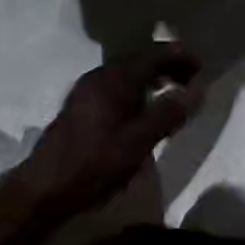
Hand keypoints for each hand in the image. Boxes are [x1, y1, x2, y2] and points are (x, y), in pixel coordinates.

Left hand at [0, 44, 201, 229]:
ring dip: (152, 78)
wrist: (42, 190)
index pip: (155, 54)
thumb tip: (196, 90)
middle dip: (168, 66)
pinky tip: (143, 110)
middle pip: (140, 60)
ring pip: (127, 74)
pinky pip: (116, 86)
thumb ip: (169, 113)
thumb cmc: (94, 163)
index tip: (202, 67)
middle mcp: (100, 75)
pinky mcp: (80, 106)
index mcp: (115, 77)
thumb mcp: (139, 142)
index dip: (180, 57)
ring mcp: (87, 90)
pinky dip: (137, 90)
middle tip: (191, 80)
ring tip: (172, 95)